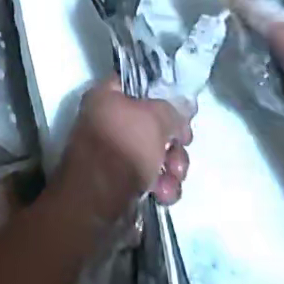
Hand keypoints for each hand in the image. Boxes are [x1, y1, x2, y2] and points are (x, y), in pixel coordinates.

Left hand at [49, 82, 191, 225]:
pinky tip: (162, 195)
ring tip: (171, 178)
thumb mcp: (153, 118)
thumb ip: (172, 110)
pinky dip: (162, 186)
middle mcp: (108, 120)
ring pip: (157, 154)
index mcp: (106, 96)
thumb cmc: (123, 145)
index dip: (162, 95)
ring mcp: (115, 151)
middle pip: (153, 123)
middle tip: (180, 149)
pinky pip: (152, 178)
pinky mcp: (123, 180)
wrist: (99, 199)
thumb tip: (184, 106)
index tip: (184, 111)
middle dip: (173, 142)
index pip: (136, 84)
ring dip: (172, 168)